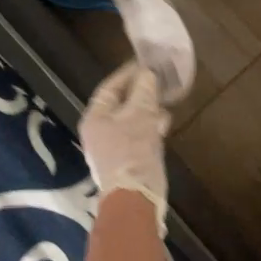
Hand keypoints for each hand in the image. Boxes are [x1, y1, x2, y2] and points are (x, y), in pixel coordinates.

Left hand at [78, 63, 170, 226]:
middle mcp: (99, 132)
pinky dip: (149, 127)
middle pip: (120, 104)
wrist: (136, 197)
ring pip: (130, 121)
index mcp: (95, 118)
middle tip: (159, 82)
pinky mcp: (126, 161)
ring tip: (165, 103)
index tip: (145, 63)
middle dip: (141, 93)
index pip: (109, 88)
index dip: (127, 74)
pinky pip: (137, 136)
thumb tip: (147, 73)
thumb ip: (144, 91)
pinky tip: (164, 125)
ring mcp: (111, 148)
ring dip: (147, 111)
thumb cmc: (133, 150)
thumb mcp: (141, 114)